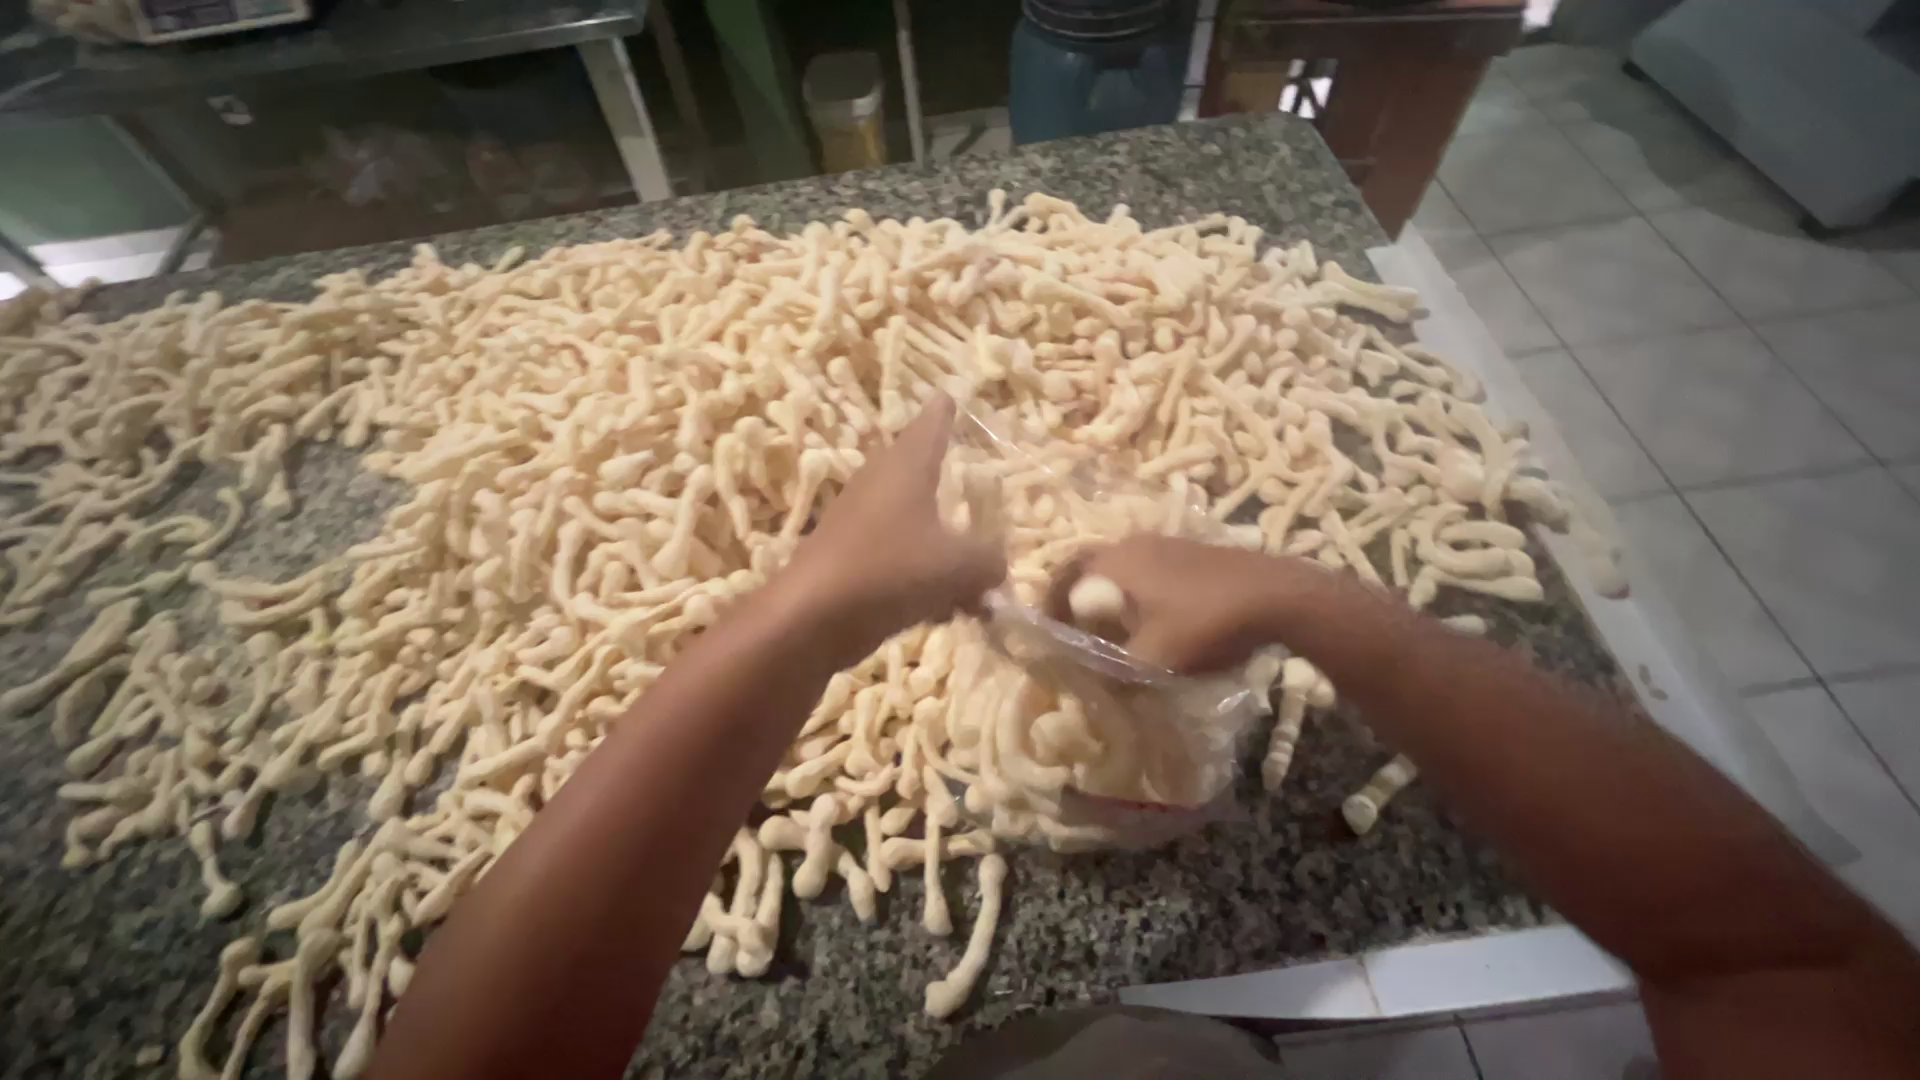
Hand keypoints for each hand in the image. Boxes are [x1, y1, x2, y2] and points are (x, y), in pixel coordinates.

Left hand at [786, 394, 1006, 653]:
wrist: (812, 619)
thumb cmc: (890, 571)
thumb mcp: (959, 565)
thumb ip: (989, 559)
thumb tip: (996, 564)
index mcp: (906, 467)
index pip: (930, 424)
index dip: (944, 411)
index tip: (949, 395)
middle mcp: (879, 485)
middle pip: (917, 471)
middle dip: (945, 480)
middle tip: (971, 482)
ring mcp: (859, 524)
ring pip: (911, 523)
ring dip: (942, 545)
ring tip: (975, 576)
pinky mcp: (848, 561)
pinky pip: (898, 560)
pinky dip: (922, 578)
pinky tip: (945, 610)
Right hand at [1047, 534, 1325, 672]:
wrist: (1279, 596)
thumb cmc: (1205, 624)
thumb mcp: (1151, 659)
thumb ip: (1110, 669)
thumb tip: (1084, 677)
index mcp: (1112, 563)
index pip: (1061, 580)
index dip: (1050, 611)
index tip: (1050, 640)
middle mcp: (1131, 544)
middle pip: (1088, 572)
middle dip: (1078, 604)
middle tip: (1078, 637)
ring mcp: (1164, 544)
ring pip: (1119, 572)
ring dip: (1109, 601)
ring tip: (1114, 635)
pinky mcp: (1190, 552)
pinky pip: (1146, 573)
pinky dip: (1137, 597)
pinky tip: (1155, 623)